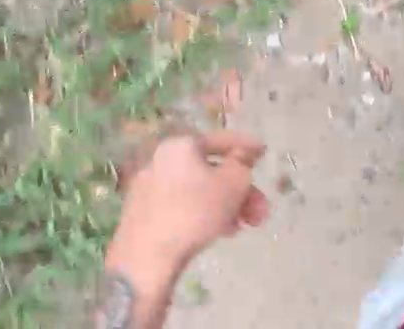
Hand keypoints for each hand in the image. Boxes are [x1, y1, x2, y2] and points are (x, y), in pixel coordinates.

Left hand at [106, 130, 269, 289]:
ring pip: (198, 193)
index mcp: (179, 147)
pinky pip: (181, 209)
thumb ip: (243, 162)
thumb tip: (239, 157)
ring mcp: (145, 194)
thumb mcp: (235, 181)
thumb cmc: (195, 212)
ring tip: (248, 225)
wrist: (144, 265)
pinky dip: (204, 215)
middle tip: (262, 205)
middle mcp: (158, 165)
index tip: (264, 153)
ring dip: (228, 205)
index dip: (247, 145)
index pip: (220, 139)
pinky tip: (223, 232)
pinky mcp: (139, 221)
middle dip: (241, 189)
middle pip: (211, 171)